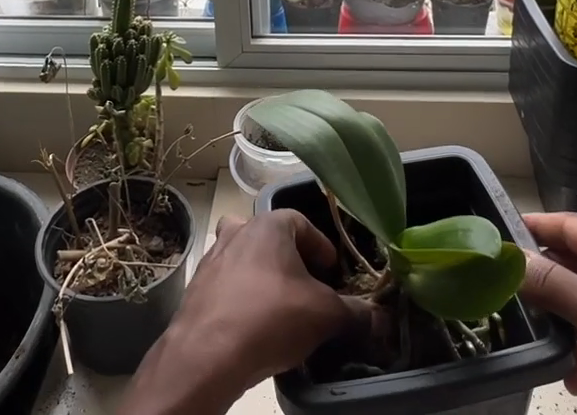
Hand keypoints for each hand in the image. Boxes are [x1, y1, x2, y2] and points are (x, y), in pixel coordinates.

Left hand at [119, 210, 371, 414]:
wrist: (207, 353)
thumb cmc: (270, 318)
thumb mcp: (325, 315)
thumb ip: (355, 312)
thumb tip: (379, 317)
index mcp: (269, 225)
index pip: (302, 222)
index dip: (321, 246)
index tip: (332, 272)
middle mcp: (237, 231)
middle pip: (269, 236)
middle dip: (289, 258)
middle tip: (306, 286)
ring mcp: (212, 258)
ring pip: (244, 257)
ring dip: (262, 275)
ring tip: (279, 306)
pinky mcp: (196, 288)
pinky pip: (226, 284)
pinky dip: (241, 297)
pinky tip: (253, 324)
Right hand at [519, 212, 576, 414]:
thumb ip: (553, 283)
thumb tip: (509, 259)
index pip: (571, 225)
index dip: (535, 226)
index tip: (496, 236)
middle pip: (572, 265)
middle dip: (541, 282)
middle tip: (504, 292)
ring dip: (560, 327)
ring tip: (540, 344)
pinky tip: (574, 379)